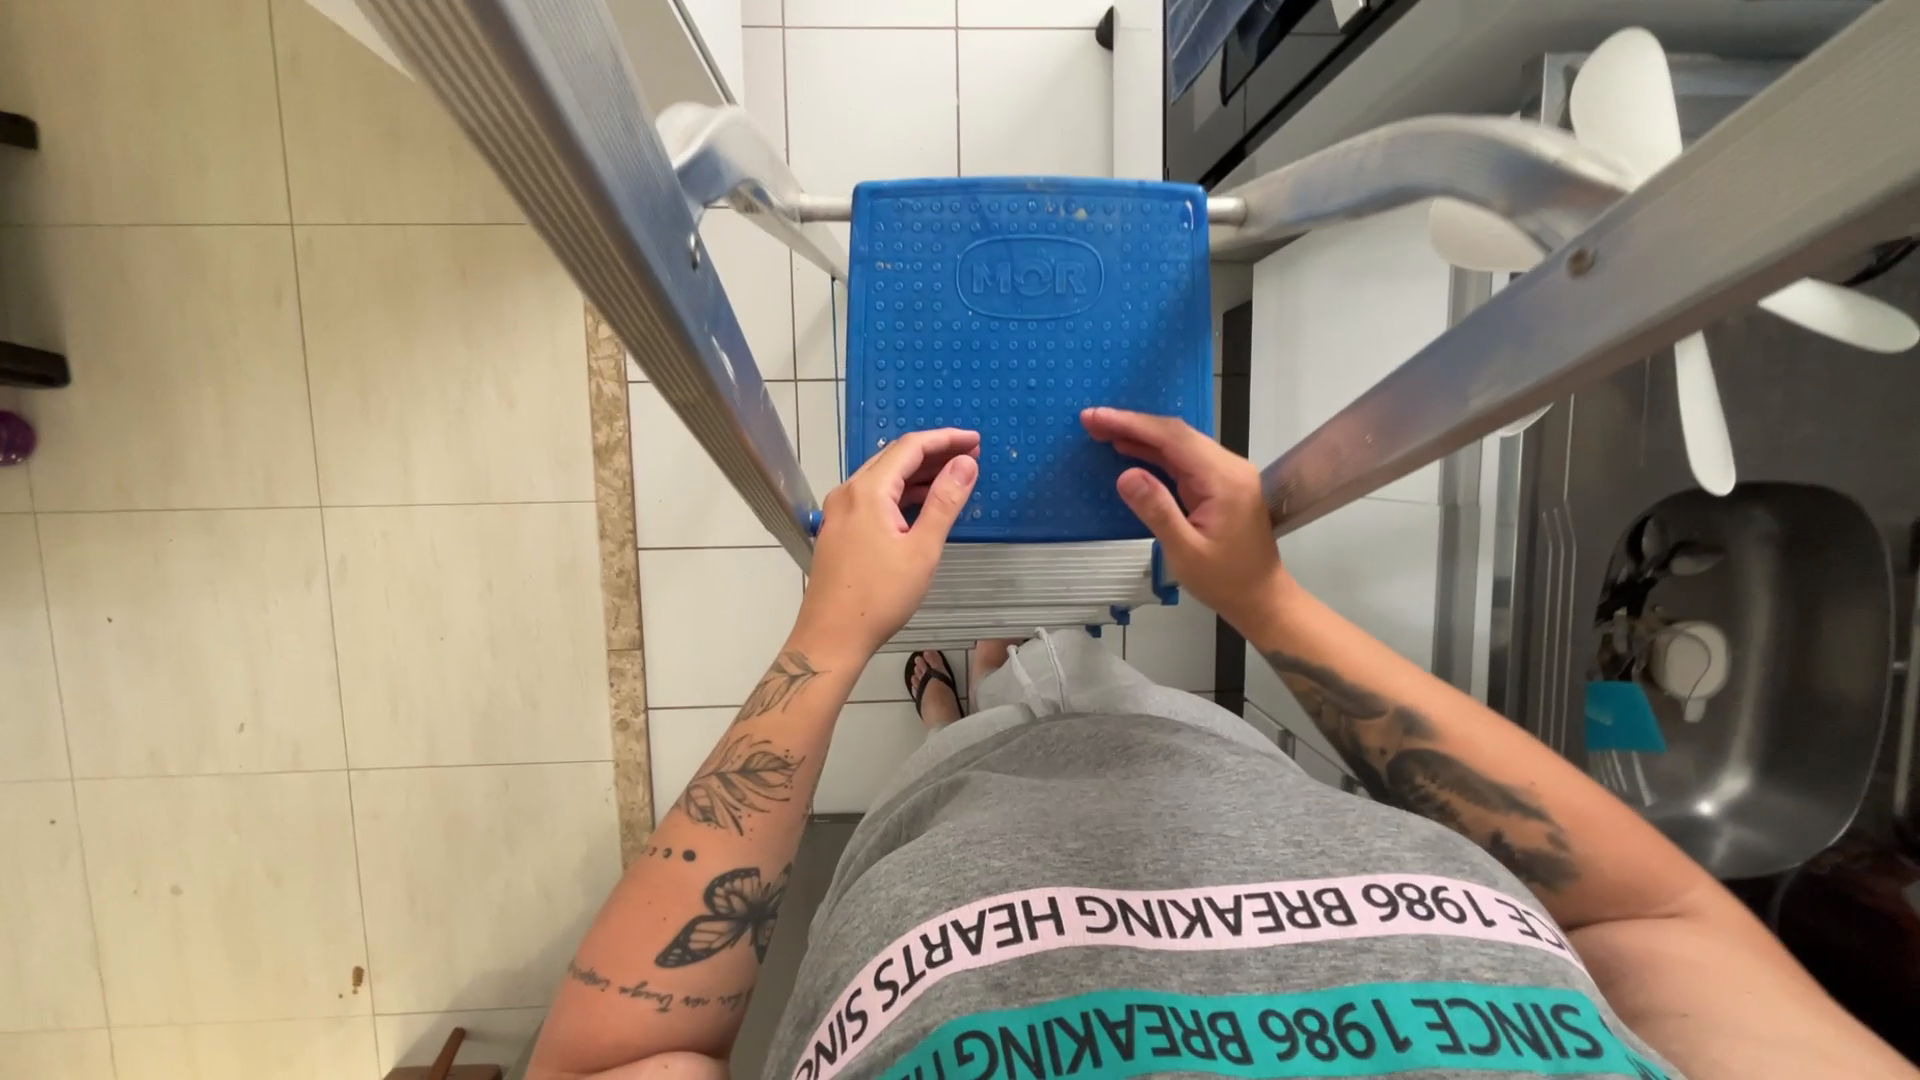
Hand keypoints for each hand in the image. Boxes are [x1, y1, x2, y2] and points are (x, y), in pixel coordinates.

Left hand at [795, 428, 980, 656]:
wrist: (832, 636)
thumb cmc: (879, 597)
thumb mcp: (922, 549)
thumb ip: (945, 502)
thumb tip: (966, 464)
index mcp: (867, 491)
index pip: (910, 447)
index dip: (946, 439)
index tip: (976, 441)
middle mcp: (848, 492)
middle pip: (894, 457)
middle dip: (934, 453)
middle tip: (971, 456)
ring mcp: (839, 510)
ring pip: (882, 477)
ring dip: (918, 473)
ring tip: (953, 475)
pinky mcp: (838, 529)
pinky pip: (873, 497)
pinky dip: (900, 493)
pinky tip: (921, 502)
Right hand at [1081, 406, 1289, 632]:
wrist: (1261, 598)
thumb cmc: (1225, 580)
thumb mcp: (1185, 551)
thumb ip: (1156, 510)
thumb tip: (1126, 475)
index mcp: (1223, 479)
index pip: (1173, 439)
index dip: (1132, 424)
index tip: (1096, 417)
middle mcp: (1229, 467)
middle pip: (1176, 434)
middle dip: (1132, 424)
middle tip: (1091, 421)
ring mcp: (1226, 474)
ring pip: (1179, 443)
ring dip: (1141, 435)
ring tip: (1103, 431)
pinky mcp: (1220, 484)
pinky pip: (1183, 459)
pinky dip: (1154, 452)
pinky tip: (1131, 450)